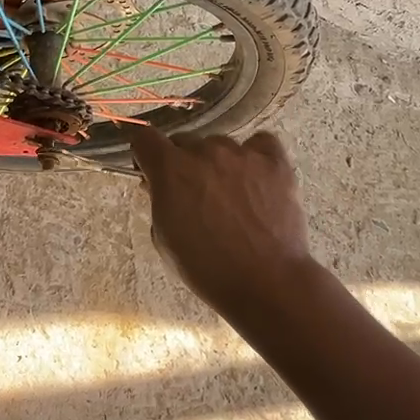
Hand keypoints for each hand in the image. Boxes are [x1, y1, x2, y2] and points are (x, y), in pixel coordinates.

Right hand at [125, 126, 314, 310]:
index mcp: (170, 169)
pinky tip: (257, 177)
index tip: (150, 169)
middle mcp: (204, 152)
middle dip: (182, 163)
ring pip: (220, 145)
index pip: (144, 137)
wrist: (265, 282)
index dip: (145, 152)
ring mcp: (242, 154)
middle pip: (184, 141)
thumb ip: (159, 201)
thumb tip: (160, 185)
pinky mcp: (275, 162)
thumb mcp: (164, 238)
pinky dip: (256, 156)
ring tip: (231, 194)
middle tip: (193, 193)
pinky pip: (261, 143)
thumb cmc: (206, 267)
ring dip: (217, 163)